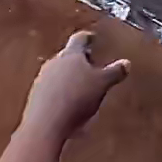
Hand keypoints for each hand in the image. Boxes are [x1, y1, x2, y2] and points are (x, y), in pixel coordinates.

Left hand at [20, 31, 129, 145]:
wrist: (45, 124)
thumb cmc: (76, 98)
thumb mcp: (102, 85)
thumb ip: (114, 73)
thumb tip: (126, 63)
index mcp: (71, 54)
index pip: (80, 39)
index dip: (87, 38)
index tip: (91, 37)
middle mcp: (54, 62)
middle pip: (67, 55)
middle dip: (78, 60)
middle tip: (89, 64)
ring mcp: (42, 79)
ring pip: (58, 72)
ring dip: (68, 77)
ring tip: (80, 87)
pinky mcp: (35, 96)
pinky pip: (50, 89)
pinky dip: (60, 93)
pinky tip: (68, 105)